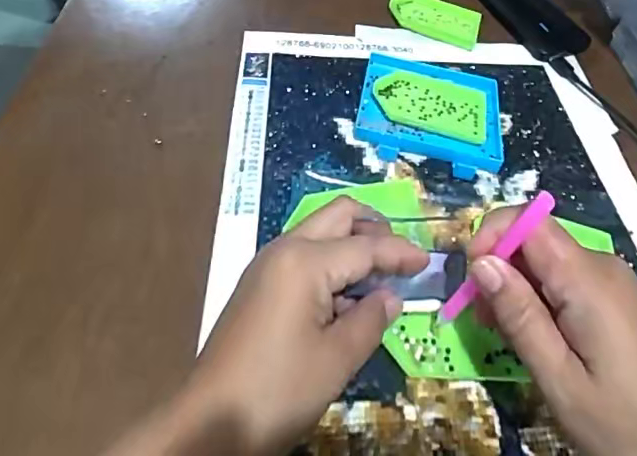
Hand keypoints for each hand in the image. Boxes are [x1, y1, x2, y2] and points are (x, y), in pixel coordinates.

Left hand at [176, 198, 426, 455]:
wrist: (208, 420)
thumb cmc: (277, 390)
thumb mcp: (335, 361)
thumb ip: (369, 320)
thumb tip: (391, 296)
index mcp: (305, 260)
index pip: (364, 246)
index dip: (400, 252)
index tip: (428, 260)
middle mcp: (285, 247)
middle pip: (338, 215)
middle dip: (373, 227)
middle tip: (400, 257)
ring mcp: (268, 263)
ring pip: (319, 230)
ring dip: (351, 243)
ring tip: (378, 277)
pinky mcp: (258, 282)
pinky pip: (303, 252)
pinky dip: (330, 260)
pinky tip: (345, 296)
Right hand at [469, 207, 636, 455]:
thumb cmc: (627, 427)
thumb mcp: (561, 380)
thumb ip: (520, 316)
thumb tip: (481, 261)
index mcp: (586, 276)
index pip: (527, 218)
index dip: (491, 235)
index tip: (472, 281)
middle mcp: (600, 264)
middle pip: (534, 237)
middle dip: (498, 264)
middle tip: (481, 318)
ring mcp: (611, 281)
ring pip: (546, 258)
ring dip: (516, 283)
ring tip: (503, 332)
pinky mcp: (616, 299)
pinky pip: (566, 277)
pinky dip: (539, 295)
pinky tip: (537, 336)